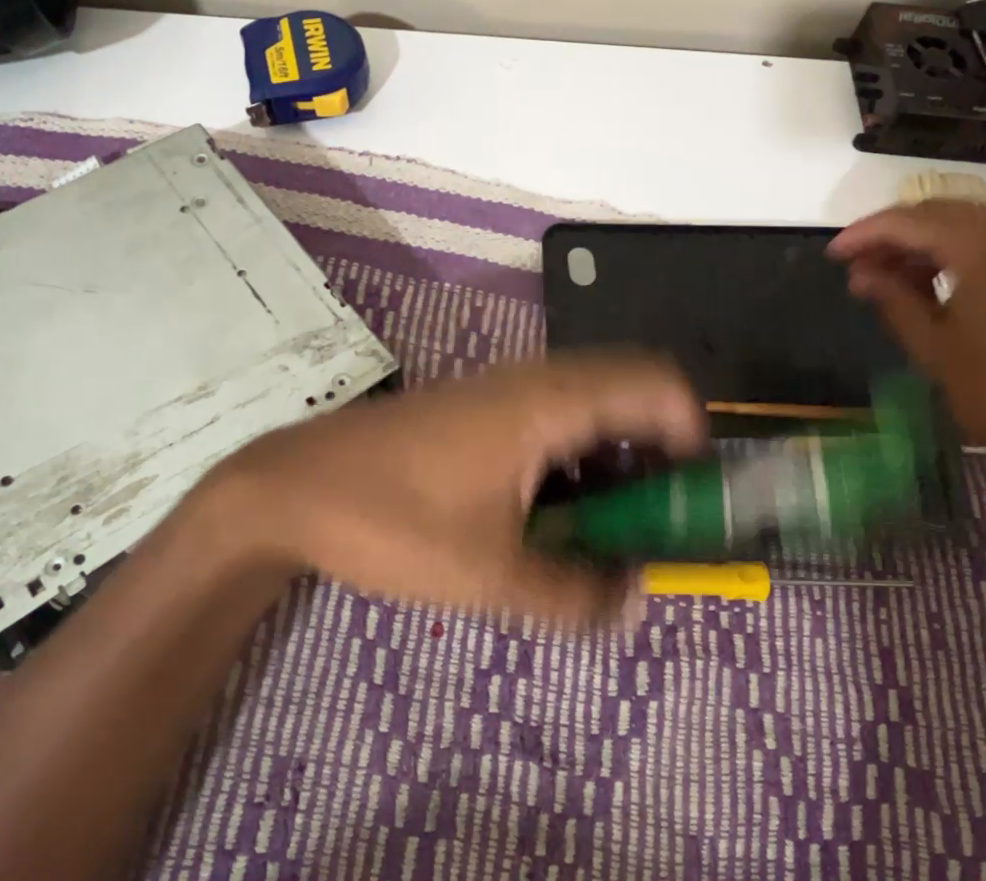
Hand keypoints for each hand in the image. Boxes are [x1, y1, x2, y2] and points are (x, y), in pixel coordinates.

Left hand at [180, 354, 706, 627]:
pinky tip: (553, 518)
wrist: (289, 491)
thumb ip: (573, 595)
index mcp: (548, 403)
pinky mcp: (477, 413)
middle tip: (656, 521)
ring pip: (588, 411)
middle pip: (629, 394)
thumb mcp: (489, 577)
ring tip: (606, 531)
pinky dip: (574, 464)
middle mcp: (534, 383)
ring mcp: (502, 393)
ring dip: (614, 463)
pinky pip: (551, 424)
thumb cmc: (391, 523)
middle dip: (658, 456)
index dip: (693, 434)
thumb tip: (635, 603)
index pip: (655, 384)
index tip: (695, 498)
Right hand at [828, 201, 985, 491]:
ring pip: (981, 227)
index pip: (910, 220)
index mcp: (985, 243)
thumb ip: (895, 301)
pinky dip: (974, 256)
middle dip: (898, 237)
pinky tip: (954, 288)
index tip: (833, 255)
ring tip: (901, 281)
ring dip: (935, 246)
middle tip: (863, 270)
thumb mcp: (937, 351)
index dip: (865, 234)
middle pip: (946, 214)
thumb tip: (862, 273)